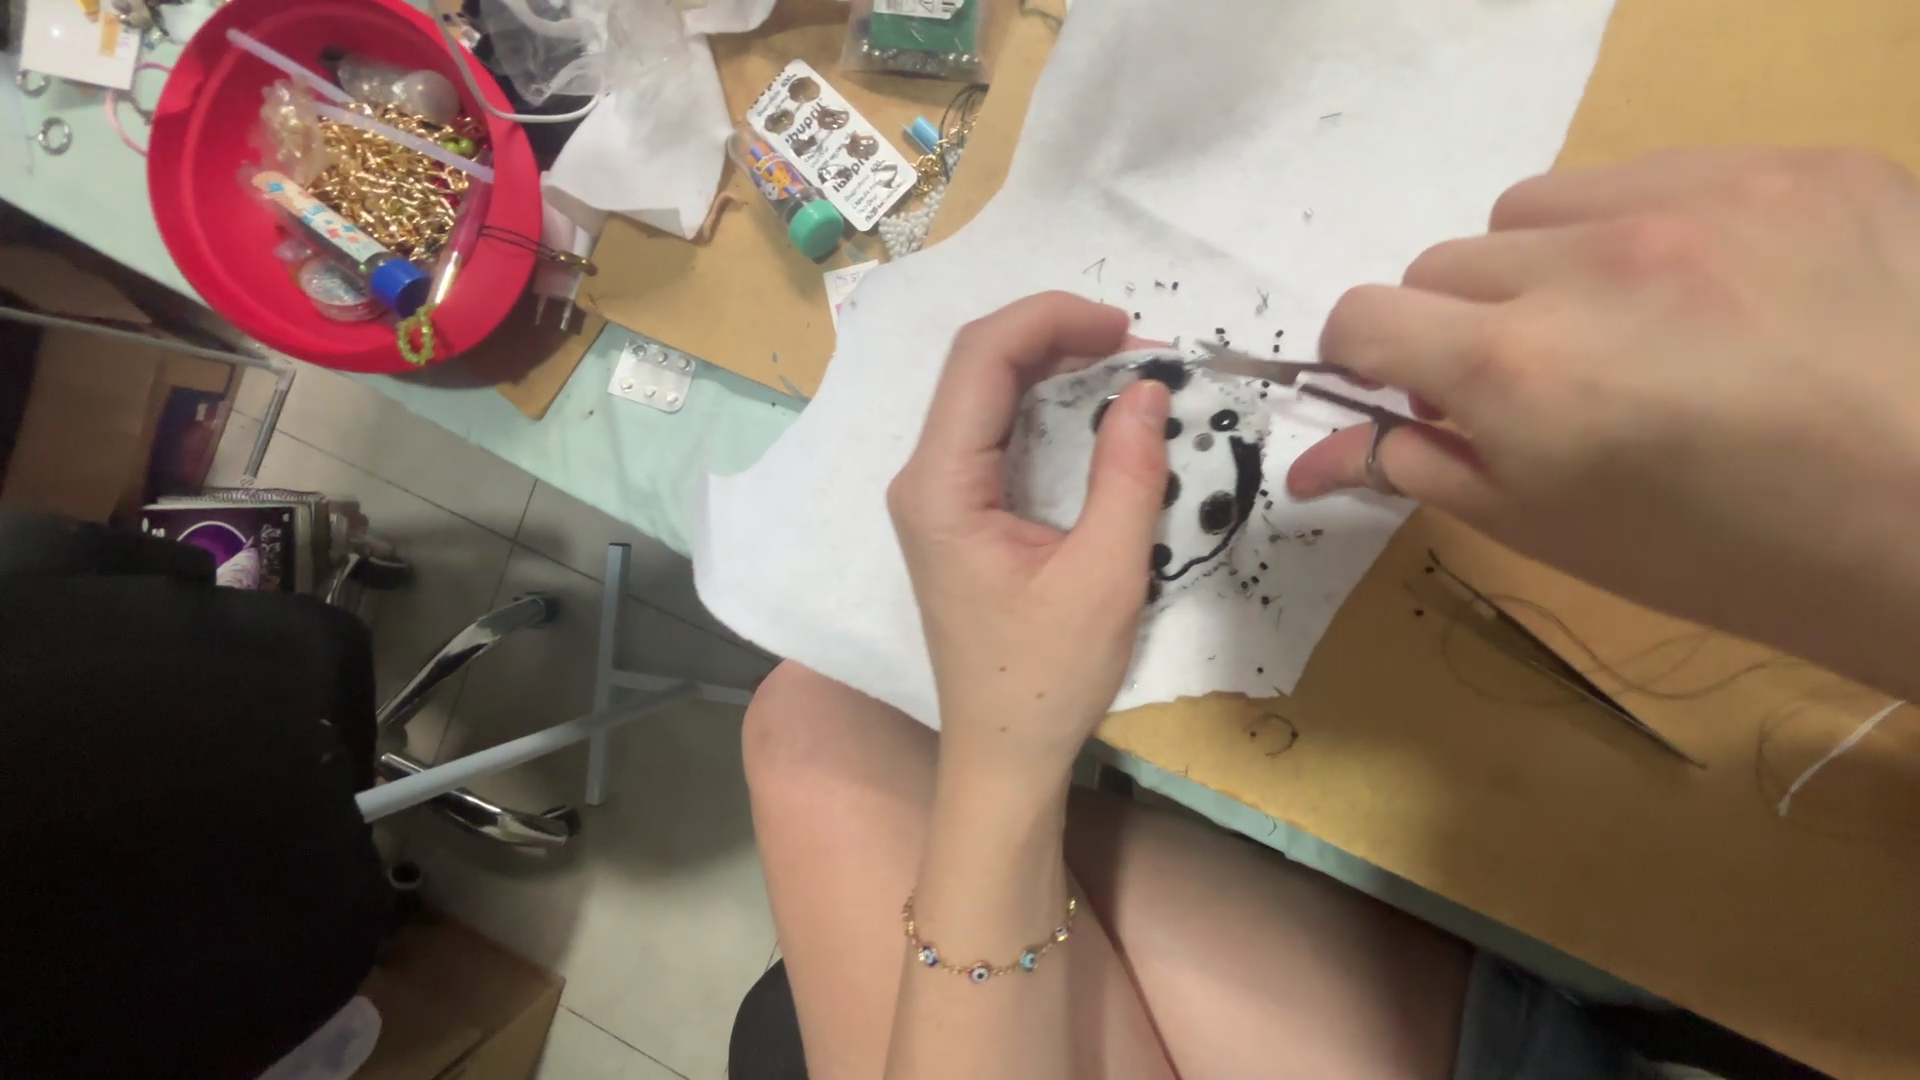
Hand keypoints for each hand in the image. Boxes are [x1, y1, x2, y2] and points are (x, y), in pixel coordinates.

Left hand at [889, 293, 1170, 788]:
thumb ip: (1128, 475)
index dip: (1051, 319)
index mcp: (941, 487)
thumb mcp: (1104, 576)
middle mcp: (922, 479)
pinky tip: (1086, 407)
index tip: (1126, 328)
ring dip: (1048, 367)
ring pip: (982, 396)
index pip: (980, 358)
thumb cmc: (1048, 677)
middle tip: (1135, 349)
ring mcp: (932, 496)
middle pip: (977, 368)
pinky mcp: (953, 514)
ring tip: (1121, 367)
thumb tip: (1147, 390)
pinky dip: (1039, 407)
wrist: (1003, 749)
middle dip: (1054, 337)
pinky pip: (991, 434)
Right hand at [1288, 148, 1919, 696]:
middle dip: (1450, 323)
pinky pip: (1638, 176)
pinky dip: (1625, 232)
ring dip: (1528, 268)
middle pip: (1437, 264)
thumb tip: (1303, 464)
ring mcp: (1698, 201)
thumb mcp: (1527, 520)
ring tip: (1605, 328)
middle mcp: (1588, 264)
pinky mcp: (1791, 165)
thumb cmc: (1706, 547)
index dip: (1358, 355)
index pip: (1360, 316)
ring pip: (1527, 210)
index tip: (1396, 387)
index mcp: (1512, 367)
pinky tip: (1692, 291)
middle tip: (1519, 382)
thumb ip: (1404, 465)